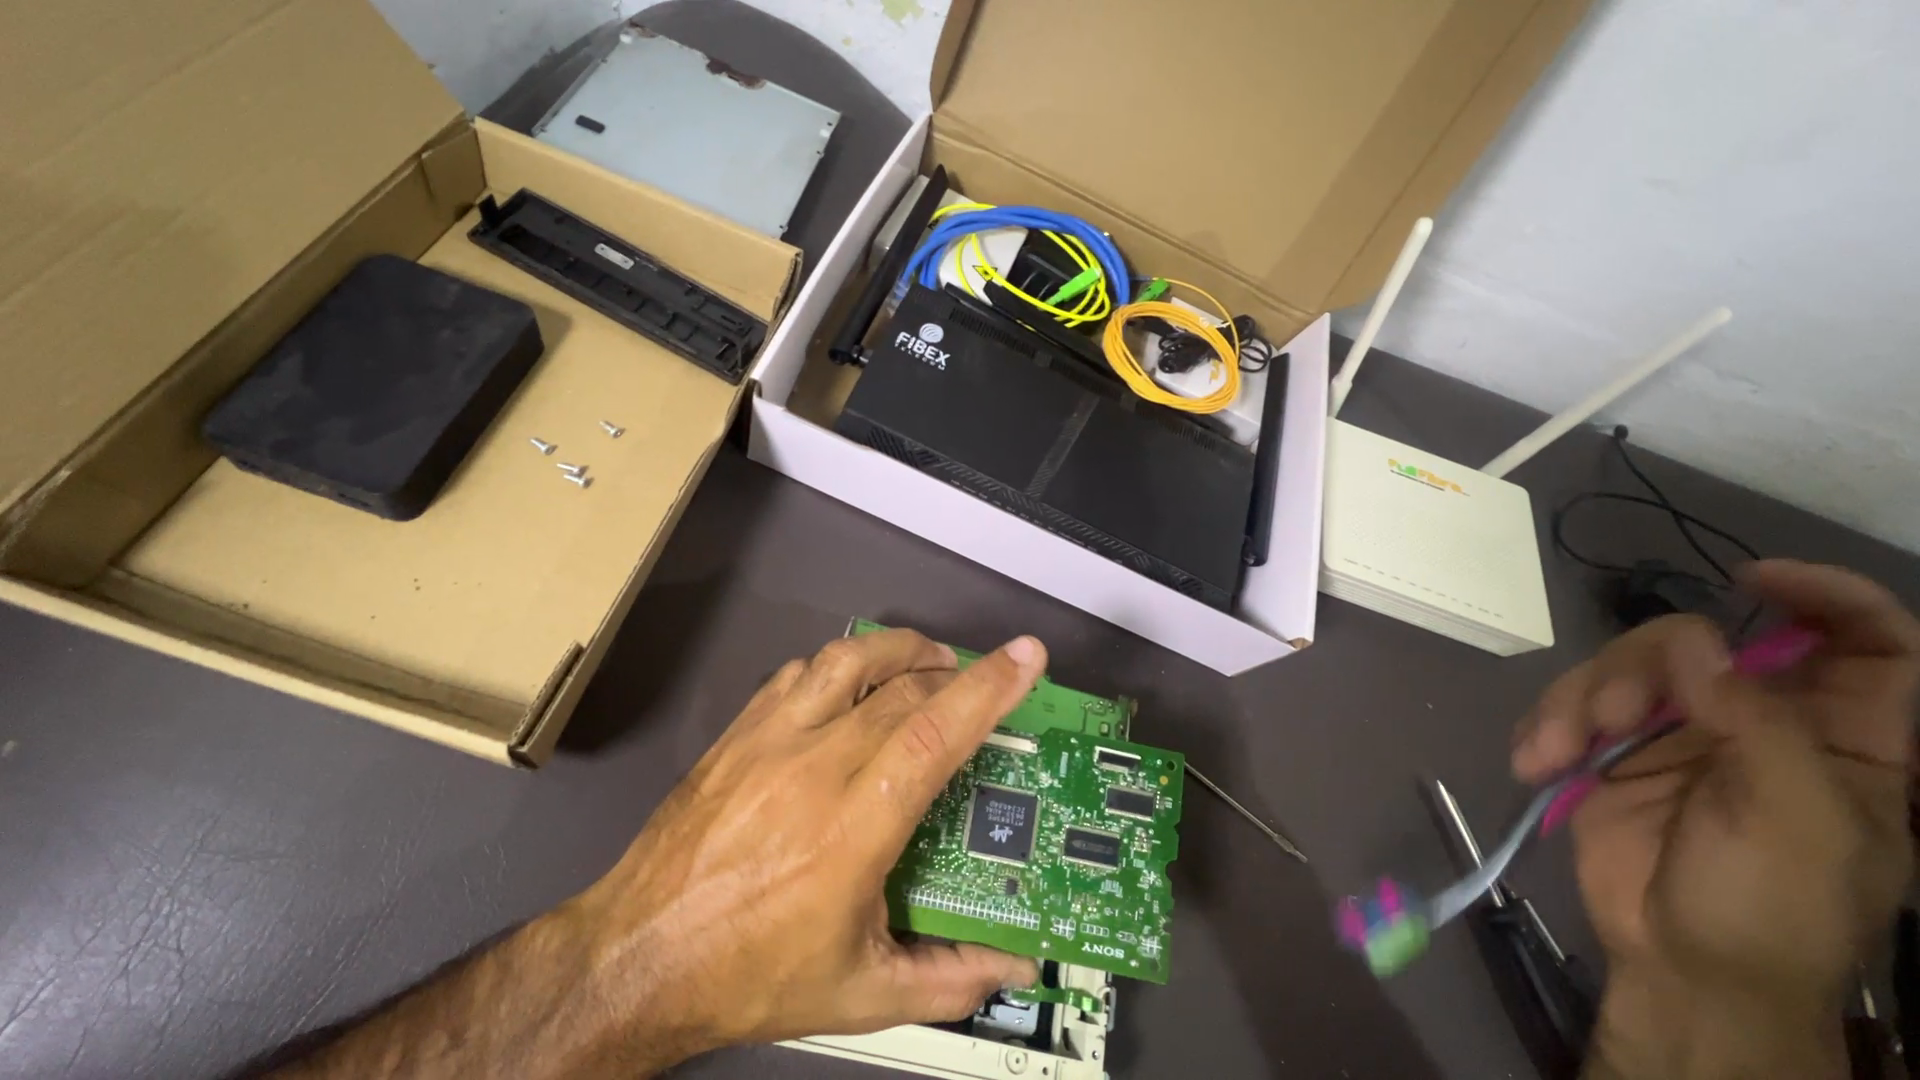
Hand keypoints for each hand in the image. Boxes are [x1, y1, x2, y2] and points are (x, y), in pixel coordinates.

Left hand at [557, 628, 1047, 1065]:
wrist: (639, 957)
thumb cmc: (753, 974)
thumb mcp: (862, 994)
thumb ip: (949, 978)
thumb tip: (1016, 967)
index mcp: (854, 829)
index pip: (934, 735)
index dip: (987, 689)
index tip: (1025, 656)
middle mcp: (814, 769)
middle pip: (902, 692)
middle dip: (955, 674)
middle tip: (981, 684)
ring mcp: (768, 742)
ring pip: (847, 661)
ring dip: (900, 650)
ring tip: (930, 660)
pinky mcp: (736, 734)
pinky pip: (798, 674)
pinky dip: (840, 665)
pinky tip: (854, 682)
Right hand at [1512, 561, 1916, 1077]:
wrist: (1682, 968)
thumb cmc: (1772, 907)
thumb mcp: (1796, 823)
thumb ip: (1758, 727)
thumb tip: (1697, 646)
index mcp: (1838, 740)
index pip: (1865, 643)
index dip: (1827, 598)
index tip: (1750, 579)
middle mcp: (1755, 720)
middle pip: (1698, 644)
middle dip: (1641, 669)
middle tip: (1610, 718)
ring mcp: (1675, 733)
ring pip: (1621, 669)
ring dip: (1576, 703)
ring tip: (1553, 753)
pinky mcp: (1609, 751)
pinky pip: (1567, 707)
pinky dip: (1544, 728)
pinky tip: (1536, 763)